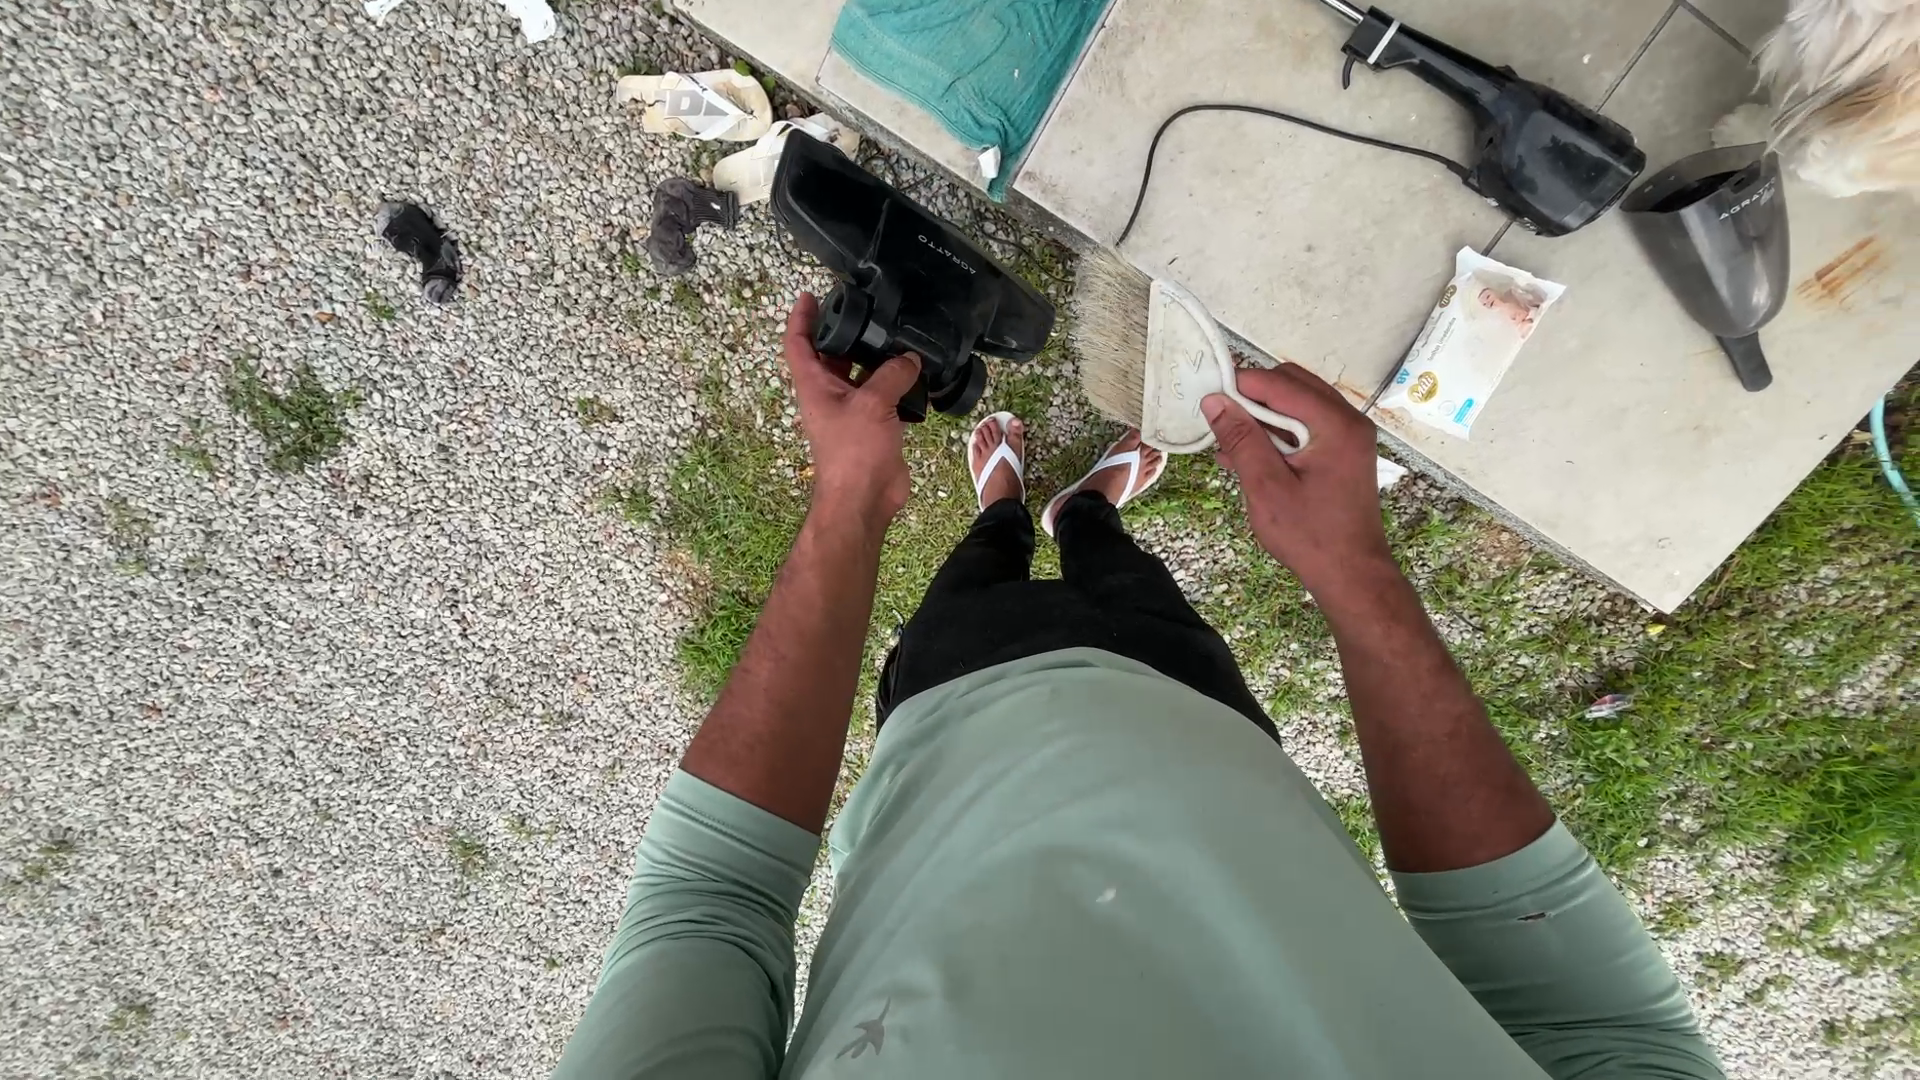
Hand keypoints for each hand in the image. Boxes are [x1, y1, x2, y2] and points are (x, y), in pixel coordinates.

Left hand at [784, 293, 920, 527]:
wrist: (864, 498)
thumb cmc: (854, 450)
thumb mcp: (872, 403)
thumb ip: (892, 374)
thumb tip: (910, 358)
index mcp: (815, 386)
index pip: (799, 344)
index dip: (801, 318)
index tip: (810, 295)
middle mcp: (830, 395)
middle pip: (833, 355)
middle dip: (847, 333)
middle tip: (869, 309)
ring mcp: (852, 412)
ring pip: (862, 376)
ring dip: (876, 358)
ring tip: (897, 334)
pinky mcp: (875, 427)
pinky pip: (884, 397)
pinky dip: (897, 384)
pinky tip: (916, 372)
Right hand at [1201, 365, 1397, 603]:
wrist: (1351, 573)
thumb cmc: (1309, 534)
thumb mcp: (1266, 486)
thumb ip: (1241, 438)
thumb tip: (1215, 401)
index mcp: (1336, 425)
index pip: (1281, 384)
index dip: (1242, 384)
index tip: (1207, 394)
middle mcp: (1348, 421)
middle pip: (1293, 385)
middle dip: (1253, 396)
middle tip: (1218, 418)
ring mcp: (1348, 437)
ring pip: (1297, 405)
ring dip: (1261, 416)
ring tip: (1227, 440)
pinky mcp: (1341, 453)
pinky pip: (1304, 427)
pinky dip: (1275, 433)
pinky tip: (1245, 455)